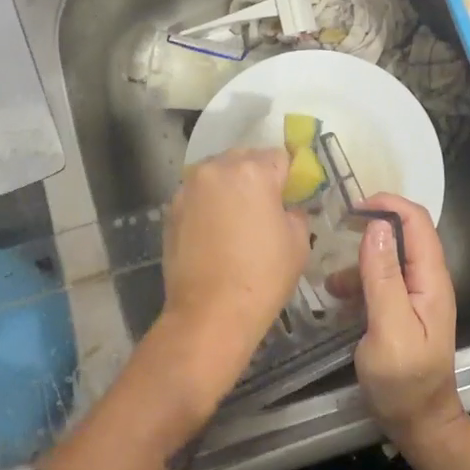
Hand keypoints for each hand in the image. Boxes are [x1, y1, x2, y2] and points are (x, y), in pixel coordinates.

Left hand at [139, 148, 310, 413]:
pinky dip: (209, 205)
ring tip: (238, 221)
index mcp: (253, 171)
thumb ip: (295, 211)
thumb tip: (286, 207)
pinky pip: (198, 195)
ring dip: (230, 188)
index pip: (280, 156)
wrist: (210, 313)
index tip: (292, 197)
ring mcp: (189, 189)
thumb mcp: (298, 242)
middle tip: (266, 208)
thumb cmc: (262, 276)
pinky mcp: (171, 210)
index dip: (289, 176)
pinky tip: (216, 233)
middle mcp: (216, 170)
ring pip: (217, 175)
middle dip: (257, 176)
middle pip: (244, 159)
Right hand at [334, 193, 467, 452]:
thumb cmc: (404, 381)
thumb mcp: (388, 328)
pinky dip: (359, 282)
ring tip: (330, 282)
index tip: (351, 207)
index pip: (417, 222)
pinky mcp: (402, 312)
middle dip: (370, 227)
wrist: (419, 424)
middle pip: (404, 235)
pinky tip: (337, 297)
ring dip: (360, 261)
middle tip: (335, 233)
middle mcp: (428, 281)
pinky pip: (382, 282)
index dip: (387, 205)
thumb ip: (383, 277)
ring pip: (389, 259)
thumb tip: (376, 227)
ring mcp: (416, 297)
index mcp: (431, 280)